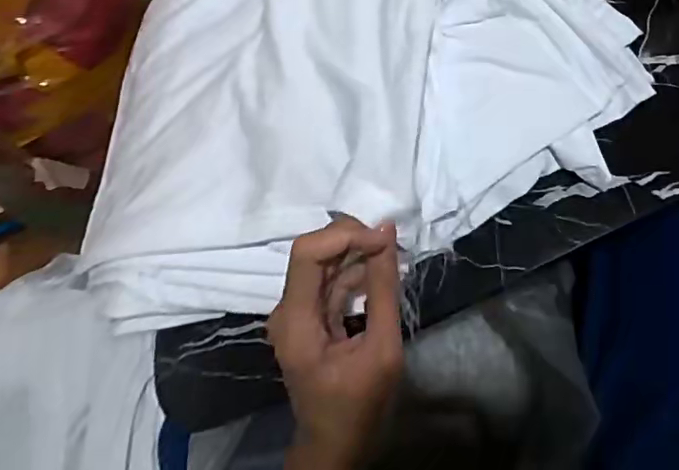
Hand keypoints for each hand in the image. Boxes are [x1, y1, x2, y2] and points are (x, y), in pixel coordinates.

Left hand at [269, 217, 403, 469]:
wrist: (335, 446)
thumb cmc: (359, 405)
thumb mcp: (382, 348)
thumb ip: (384, 289)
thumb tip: (387, 232)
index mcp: (296, 322)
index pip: (306, 253)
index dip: (344, 236)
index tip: (382, 240)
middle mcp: (287, 310)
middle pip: (313, 251)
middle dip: (353, 239)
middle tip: (390, 246)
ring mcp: (295, 312)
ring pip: (324, 259)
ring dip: (358, 251)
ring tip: (391, 259)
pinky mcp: (308, 314)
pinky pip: (330, 277)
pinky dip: (356, 269)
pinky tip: (380, 275)